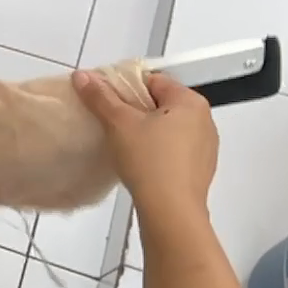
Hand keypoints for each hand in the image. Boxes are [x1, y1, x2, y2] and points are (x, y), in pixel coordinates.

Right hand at [72, 69, 217, 217]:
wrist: (170, 212)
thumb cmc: (149, 162)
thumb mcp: (119, 123)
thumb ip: (100, 96)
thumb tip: (82, 76)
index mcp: (190, 101)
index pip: (153, 80)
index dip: (126, 87)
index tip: (105, 100)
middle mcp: (204, 120)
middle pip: (161, 103)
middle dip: (134, 110)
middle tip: (110, 122)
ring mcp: (205, 146)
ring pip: (167, 128)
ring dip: (145, 132)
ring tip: (122, 144)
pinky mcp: (200, 169)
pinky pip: (174, 150)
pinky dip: (156, 152)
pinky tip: (139, 163)